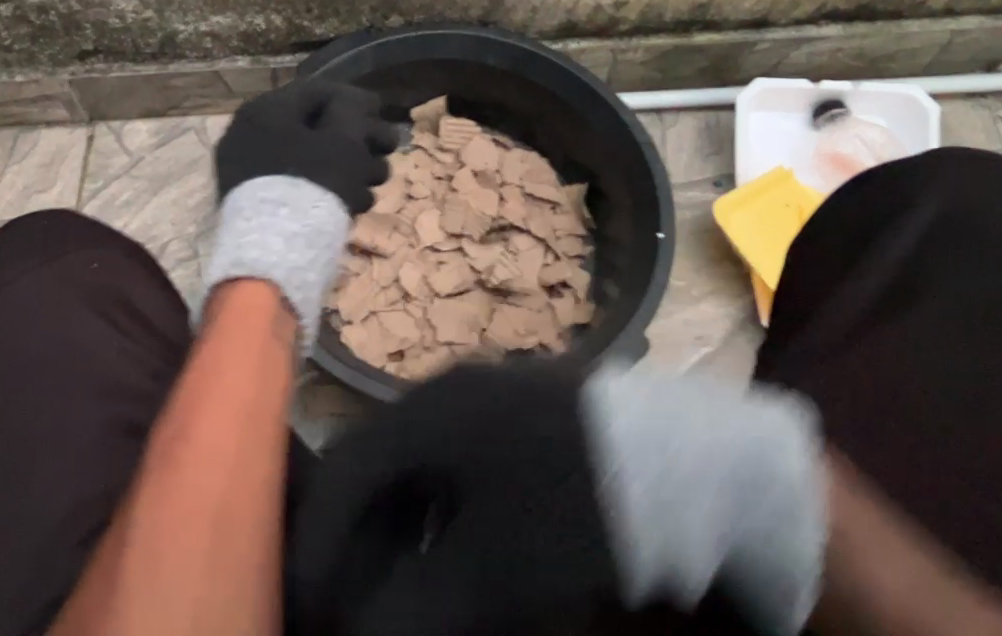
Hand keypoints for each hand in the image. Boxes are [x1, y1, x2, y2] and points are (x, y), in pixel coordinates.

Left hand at [216, 80, 397, 214]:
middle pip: (315, 128)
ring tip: (376, 184)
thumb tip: (354, 102)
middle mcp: (249, 134)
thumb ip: (353, 110)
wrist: (278, 252)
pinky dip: (326, 188)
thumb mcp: (343, 138)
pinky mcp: (254, 203)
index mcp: (264, 110)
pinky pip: (295, 184)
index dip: (356, 100)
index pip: (317, 91)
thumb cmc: (315, 183)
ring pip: (309, 158)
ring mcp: (247, 171)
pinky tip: (354, 204)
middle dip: (358, 141)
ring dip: (349, 167)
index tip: (384, 114)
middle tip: (386, 154)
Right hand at [292, 363, 619, 635]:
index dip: (319, 539)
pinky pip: (461, 460)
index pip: (344, 472)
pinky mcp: (528, 410)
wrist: (691, 461)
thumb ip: (413, 606)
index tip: (311, 598)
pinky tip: (463, 547)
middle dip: (361, 533)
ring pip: (421, 462)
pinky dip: (445, 508)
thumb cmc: (574, 506)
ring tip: (405, 578)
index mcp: (428, 411)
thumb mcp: (491, 571)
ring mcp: (491, 394)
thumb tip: (361, 630)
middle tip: (357, 591)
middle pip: (378, 463)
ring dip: (402, 522)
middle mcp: (449, 390)